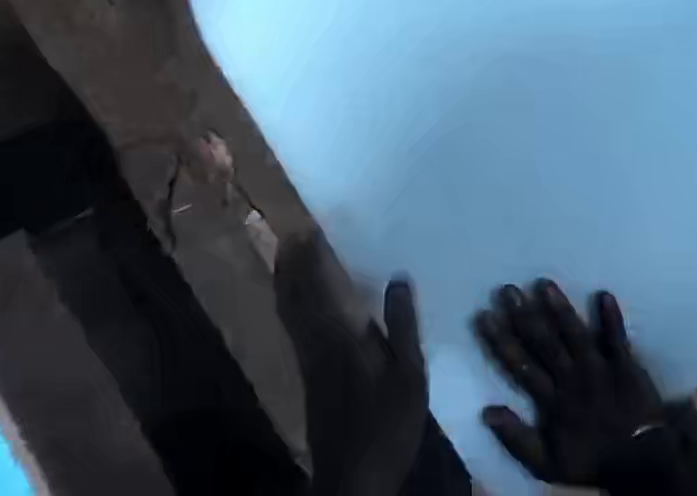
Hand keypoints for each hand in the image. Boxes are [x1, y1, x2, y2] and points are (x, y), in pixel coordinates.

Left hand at [276, 235, 427, 495]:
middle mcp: (318, 342)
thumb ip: (402, 325)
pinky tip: (301, 300)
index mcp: (342, 337)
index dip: (310, 258)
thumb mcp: (409, 374)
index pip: (318, 287)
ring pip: (289, 312)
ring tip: (290, 254)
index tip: (308, 226)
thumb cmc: (388, 423)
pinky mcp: (309, 375)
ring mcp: (309, 360)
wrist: (354, 478)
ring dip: (287, 280)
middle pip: (294, 296)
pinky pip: (293, 326)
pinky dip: (291, 303)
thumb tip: (399, 276)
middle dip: (292, 263)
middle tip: (293, 231)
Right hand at [473, 280, 668, 489]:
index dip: (502, 340)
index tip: (485, 314)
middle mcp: (572, 380)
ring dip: (561, 310)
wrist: (639, 465)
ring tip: (545, 284)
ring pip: (576, 336)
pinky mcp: (625, 366)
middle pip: (544, 344)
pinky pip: (617, 340)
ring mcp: (599, 370)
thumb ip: (516, 439)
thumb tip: (486, 411)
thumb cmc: (591, 460)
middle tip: (507, 289)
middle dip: (524, 315)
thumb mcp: (547, 464)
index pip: (521, 365)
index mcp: (552, 401)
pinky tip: (604, 294)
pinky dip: (612, 319)